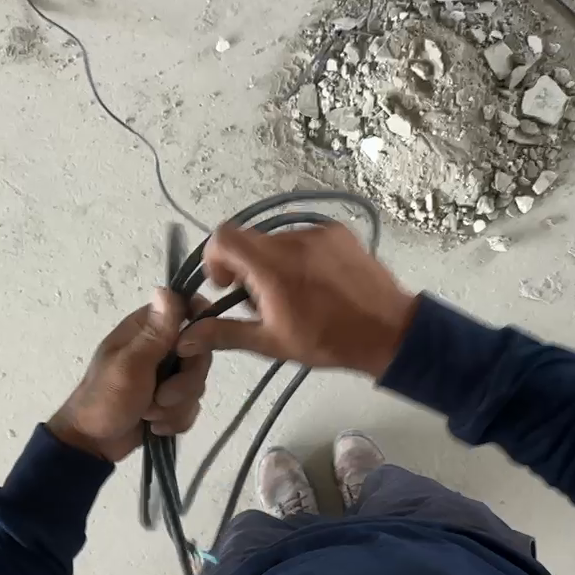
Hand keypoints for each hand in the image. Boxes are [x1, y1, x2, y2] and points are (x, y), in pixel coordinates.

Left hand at [48, 290, 210, 461]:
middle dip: (184, 382)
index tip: (188, 350)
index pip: (188, 310)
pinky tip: (154, 424)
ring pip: (197, 383)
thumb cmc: (105, 398)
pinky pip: (191, 406)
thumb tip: (165, 288)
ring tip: (150, 413)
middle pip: (200, 354)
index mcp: (147, 328)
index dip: (199, 328)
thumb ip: (155, 332)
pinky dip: (174, 419)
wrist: (93, 444)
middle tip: (161, 396)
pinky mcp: (171, 399)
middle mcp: (161, 346)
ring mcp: (167, 374)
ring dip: (175, 405)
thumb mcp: (131, 364)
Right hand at [174, 223, 416, 377]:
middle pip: (248, 239)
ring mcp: (317, 232)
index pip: (223, 236)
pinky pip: (302, 236)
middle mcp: (292, 239)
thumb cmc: (329, 341)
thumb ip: (224, 333)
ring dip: (271, 261)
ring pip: (274, 239)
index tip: (227, 284)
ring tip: (292, 292)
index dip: (215, 258)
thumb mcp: (271, 342)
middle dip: (244, 265)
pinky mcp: (336, 231)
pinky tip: (314, 283)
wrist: (390, 331)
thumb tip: (185, 338)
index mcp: (272, 266)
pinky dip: (297, 255)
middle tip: (260, 297)